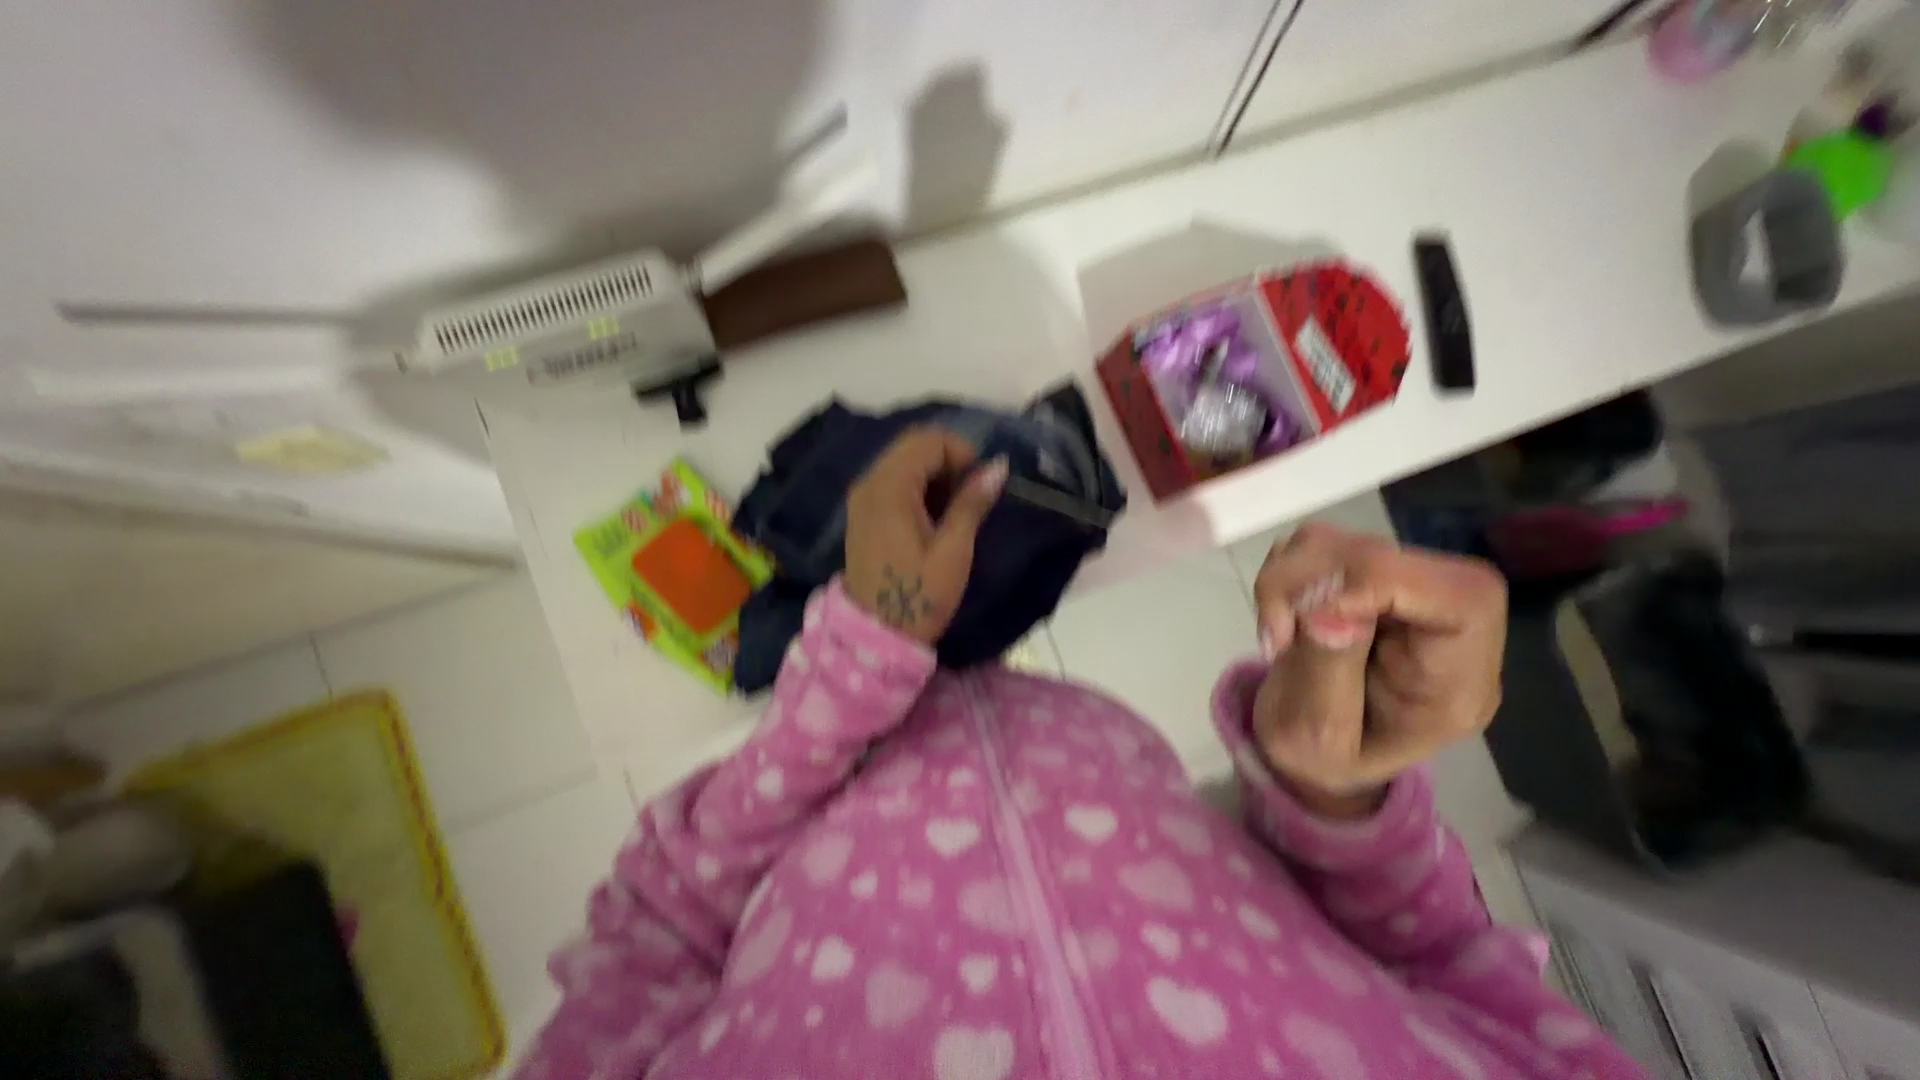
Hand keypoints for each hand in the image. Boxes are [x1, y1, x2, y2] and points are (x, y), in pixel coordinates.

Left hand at [844, 428, 1007, 644]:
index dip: (962, 452)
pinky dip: (917, 486)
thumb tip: (997, 466)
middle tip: (971, 495)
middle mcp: (869, 483)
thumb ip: (972, 503)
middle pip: (913, 445)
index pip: (928, 441)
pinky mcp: (863, 513)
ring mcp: (862, 498)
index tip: (982, 484)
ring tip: (957, 508)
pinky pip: (893, 481)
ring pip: (902, 461)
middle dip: (948, 460)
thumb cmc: (918, 597)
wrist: (875, 637)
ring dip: (934, 473)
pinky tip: (934, 516)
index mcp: (889, 489)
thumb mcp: (953, 552)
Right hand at [1250, 525, 1506, 818]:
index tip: (1314, 616)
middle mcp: (1444, 630)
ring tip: (1278, 635)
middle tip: (1279, 633)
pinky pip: (1323, 545)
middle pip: (1403, 559)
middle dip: (1321, 582)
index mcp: (1457, 683)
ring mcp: (1403, 598)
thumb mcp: (1318, 740)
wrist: (1308, 754)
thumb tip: (1329, 607)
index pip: (1464, 598)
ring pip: (1353, 543)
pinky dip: (1285, 574)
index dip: (1388, 583)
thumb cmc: (1321, 762)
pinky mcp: (1367, 580)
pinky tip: (1282, 618)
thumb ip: (1329, 673)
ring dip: (1294, 579)